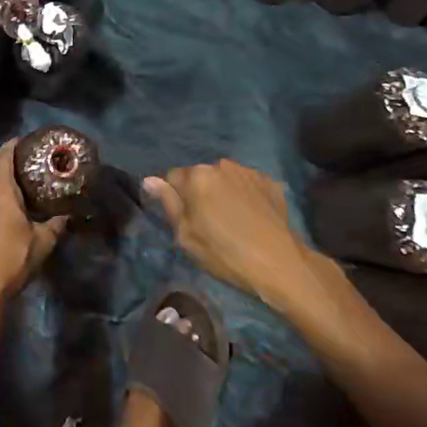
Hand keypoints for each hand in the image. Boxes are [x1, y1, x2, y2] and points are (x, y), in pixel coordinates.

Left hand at [0, 140, 66, 302]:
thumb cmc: (15, 258)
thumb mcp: (44, 241)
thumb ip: (56, 224)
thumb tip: (68, 215)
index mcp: (2, 194)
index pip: (3, 161)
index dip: (10, 147)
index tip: (21, 140)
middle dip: (2, 160)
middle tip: (19, 157)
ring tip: (9, 178)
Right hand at [144, 160, 319, 307]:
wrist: (277, 261)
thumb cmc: (224, 253)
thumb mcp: (187, 236)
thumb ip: (168, 203)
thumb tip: (150, 179)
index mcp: (197, 177)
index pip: (173, 178)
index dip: (175, 199)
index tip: (185, 221)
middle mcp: (221, 165)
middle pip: (200, 176)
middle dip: (200, 193)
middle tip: (208, 224)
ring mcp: (247, 170)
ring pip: (224, 178)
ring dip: (223, 192)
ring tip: (232, 221)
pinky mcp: (268, 180)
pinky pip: (246, 184)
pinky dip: (244, 195)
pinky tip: (251, 218)